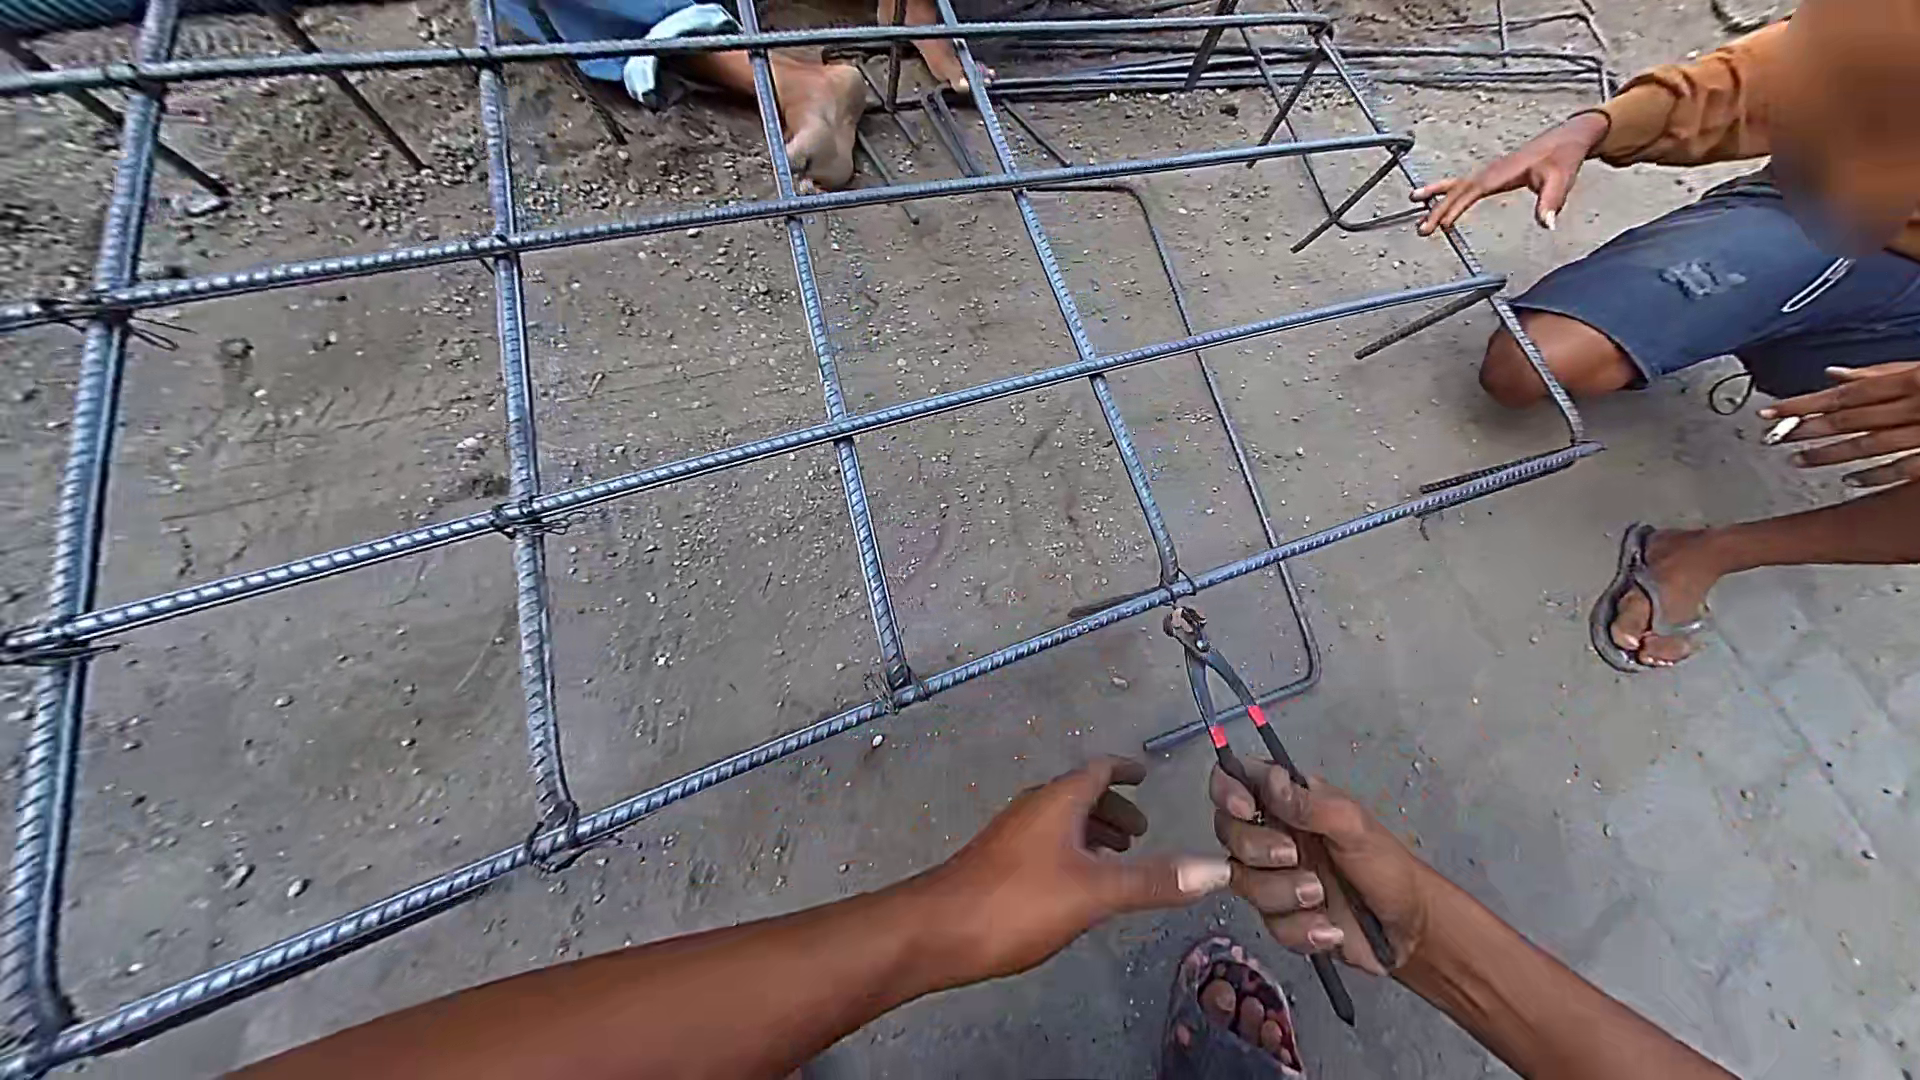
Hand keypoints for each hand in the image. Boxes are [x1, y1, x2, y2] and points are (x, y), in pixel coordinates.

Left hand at [914, 756, 1230, 985]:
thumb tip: (1215, 868)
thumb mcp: (1095, 891)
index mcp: (1058, 800)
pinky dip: (1075, 846)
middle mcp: (1035, 805)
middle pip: (1081, 793)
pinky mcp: (1003, 856)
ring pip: (1064, 818)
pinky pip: (1049, 838)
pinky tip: (1081, 879)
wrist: (943, 926)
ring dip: (1094, 828)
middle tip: (1142, 828)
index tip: (1145, 773)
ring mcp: (1015, 830)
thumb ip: (1153, 880)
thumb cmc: (1021, 899)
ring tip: (1120, 853)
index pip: (1098, 770)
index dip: (1124, 769)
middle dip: (1114, 806)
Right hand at [1210, 761, 1433, 975]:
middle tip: (1293, 856)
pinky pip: (1269, 922)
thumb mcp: (1353, 825)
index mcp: (1280, 800)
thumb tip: (1270, 780)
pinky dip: (1300, 927)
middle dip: (1257, 849)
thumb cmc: (1386, 865)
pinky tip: (1329, 927)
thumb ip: (1310, 803)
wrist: (1413, 931)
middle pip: (1228, 832)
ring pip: (1243, 881)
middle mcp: (1267, 832)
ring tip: (1320, 895)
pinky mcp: (1279, 914)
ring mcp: (1269, 874)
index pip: (1231, 779)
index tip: (1245, 809)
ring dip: (1282, 892)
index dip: (1226, 790)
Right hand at [1411, 111, 1609, 235]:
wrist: (1570, 136)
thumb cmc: (1564, 157)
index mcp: (1502, 173)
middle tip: (1422, 229)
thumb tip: (1547, 225)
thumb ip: (1552, 202)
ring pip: (1455, 185)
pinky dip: (1442, 190)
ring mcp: (1486, 173)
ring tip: (1413, 198)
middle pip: (1457, 191)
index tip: (1443, 224)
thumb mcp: (1562, 179)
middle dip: (1438, 209)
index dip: (1457, 207)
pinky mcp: (1486, 176)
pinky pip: (1459, 184)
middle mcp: (1490, 172)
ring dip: (1434, 194)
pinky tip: (1429, 196)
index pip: (1473, 192)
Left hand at [1760, 362, 1919, 486]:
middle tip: (1773, 439)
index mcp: (1917, 380)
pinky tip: (1850, 481)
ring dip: (1830, 454)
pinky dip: (1878, 475)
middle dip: (1807, 430)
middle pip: (1852, 420)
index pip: (1846, 394)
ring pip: (1873, 444)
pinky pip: (1911, 466)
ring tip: (1797, 461)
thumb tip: (1833, 374)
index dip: (1801, 404)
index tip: (1765, 413)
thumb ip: (1885, 372)